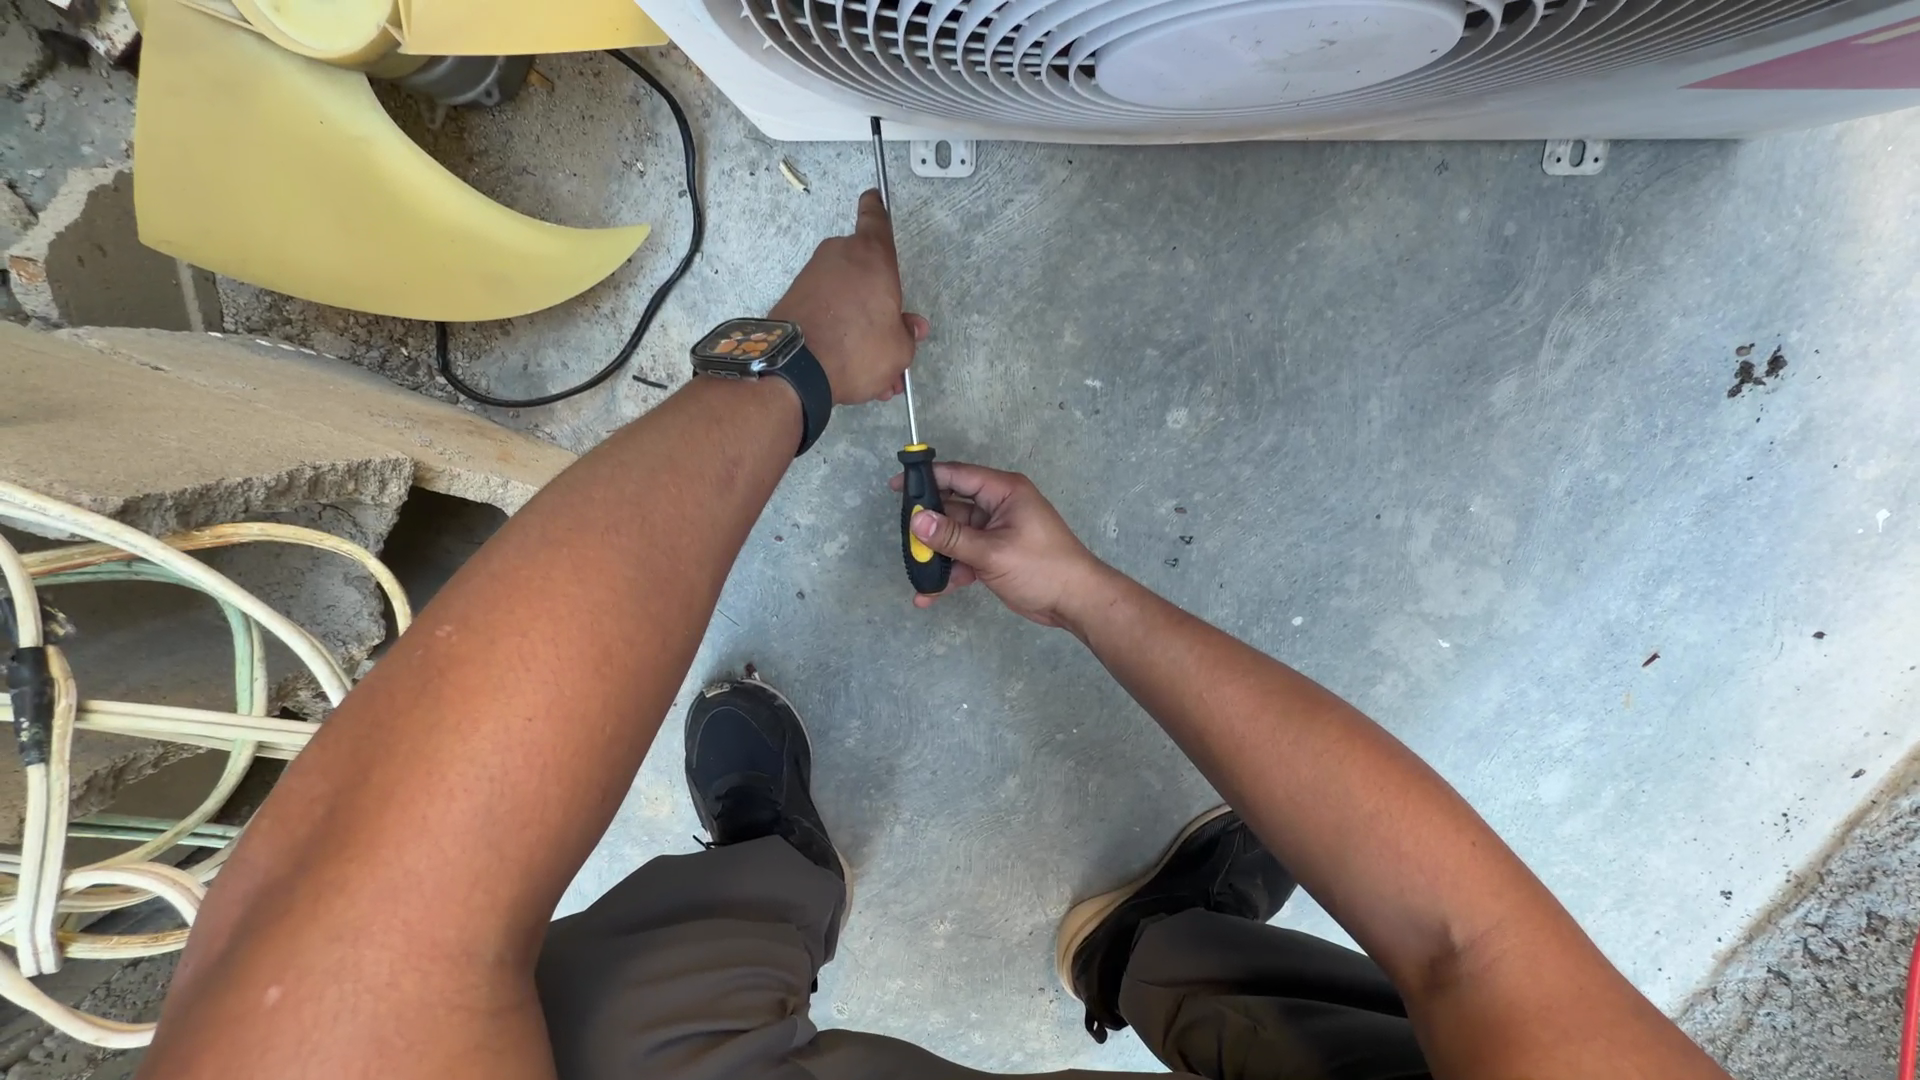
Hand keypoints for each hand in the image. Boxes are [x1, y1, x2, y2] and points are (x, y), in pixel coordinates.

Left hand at [770, 190, 930, 405]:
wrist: (796, 368)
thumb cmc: (855, 349)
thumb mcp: (898, 350)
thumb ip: (906, 335)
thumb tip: (910, 329)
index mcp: (873, 257)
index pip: (876, 219)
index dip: (877, 208)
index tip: (874, 199)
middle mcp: (840, 256)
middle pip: (863, 266)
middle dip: (876, 295)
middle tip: (888, 327)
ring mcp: (813, 275)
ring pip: (844, 293)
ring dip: (858, 320)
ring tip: (869, 360)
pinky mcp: (795, 297)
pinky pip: (826, 309)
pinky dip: (837, 329)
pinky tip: (847, 360)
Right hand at [889, 461, 1116, 628]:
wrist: (1075, 602)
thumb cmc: (1043, 567)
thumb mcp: (992, 552)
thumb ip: (952, 537)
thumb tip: (917, 520)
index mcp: (1003, 492)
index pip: (957, 475)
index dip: (926, 478)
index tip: (896, 486)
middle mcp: (998, 507)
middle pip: (952, 508)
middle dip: (928, 526)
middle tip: (904, 539)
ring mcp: (996, 532)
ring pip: (955, 536)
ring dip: (937, 555)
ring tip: (916, 572)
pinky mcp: (994, 556)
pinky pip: (965, 559)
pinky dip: (950, 573)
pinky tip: (930, 593)